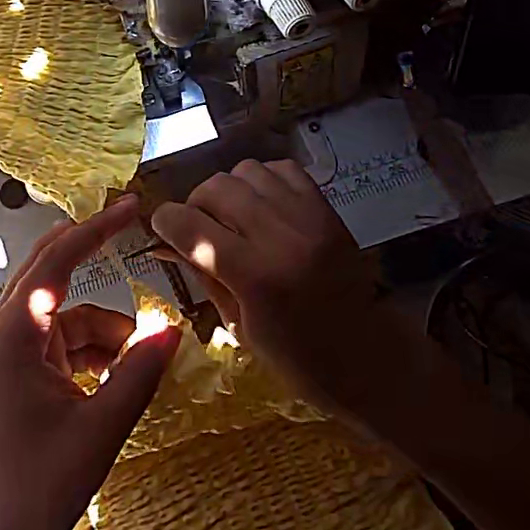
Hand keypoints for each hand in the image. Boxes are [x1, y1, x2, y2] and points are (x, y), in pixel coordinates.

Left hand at [0, 195, 179, 529]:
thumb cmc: (31, 492)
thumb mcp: (98, 433)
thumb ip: (139, 376)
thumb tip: (174, 330)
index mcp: (12, 337)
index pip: (57, 261)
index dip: (96, 228)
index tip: (130, 207)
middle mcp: (3, 335)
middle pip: (50, 272)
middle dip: (92, 254)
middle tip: (131, 234)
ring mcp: (6, 355)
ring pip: (63, 315)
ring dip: (102, 328)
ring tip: (133, 364)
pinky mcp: (13, 375)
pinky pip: (59, 343)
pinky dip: (89, 350)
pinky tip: (111, 379)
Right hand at [150, 159, 418, 419]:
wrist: (369, 356)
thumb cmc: (299, 360)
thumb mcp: (240, 327)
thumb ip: (203, 275)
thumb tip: (165, 244)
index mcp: (256, 276)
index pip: (190, 225)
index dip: (165, 221)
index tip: (161, 228)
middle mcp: (281, 235)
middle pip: (215, 188)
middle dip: (195, 205)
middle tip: (199, 229)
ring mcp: (308, 216)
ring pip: (246, 170)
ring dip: (228, 189)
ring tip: (233, 216)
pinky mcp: (326, 208)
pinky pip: (281, 169)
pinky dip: (262, 180)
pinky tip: (261, 206)